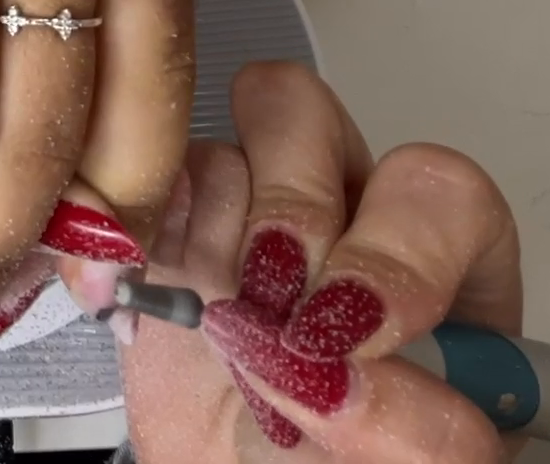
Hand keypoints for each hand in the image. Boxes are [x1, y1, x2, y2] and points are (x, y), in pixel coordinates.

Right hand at [121, 63, 524, 461]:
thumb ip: (418, 435)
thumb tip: (337, 373)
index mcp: (430, 265)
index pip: (433, 190)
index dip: (391, 243)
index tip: (351, 327)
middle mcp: (325, 214)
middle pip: (303, 117)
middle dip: (282, 207)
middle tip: (265, 293)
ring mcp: (227, 210)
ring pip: (211, 147)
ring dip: (202, 229)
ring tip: (206, 308)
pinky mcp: (149, 220)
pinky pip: (122, 179)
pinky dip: (117, 225)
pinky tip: (137, 285)